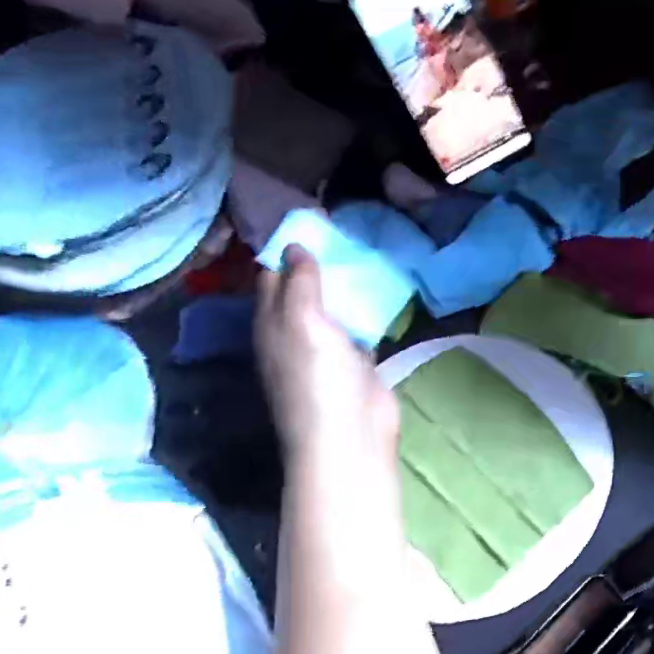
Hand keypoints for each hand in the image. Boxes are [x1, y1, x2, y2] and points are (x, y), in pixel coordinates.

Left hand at [254, 245, 399, 477]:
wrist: (351, 434)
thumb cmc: (319, 377)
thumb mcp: (302, 321)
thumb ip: (301, 283)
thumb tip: (295, 245)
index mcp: (271, 322)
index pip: (272, 275)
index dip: (287, 248)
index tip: (312, 220)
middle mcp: (295, 334)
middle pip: (304, 290)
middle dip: (320, 263)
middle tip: (346, 232)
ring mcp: (327, 351)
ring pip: (334, 309)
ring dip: (346, 287)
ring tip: (366, 254)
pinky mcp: (357, 364)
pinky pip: (359, 329)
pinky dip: (367, 312)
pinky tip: (382, 293)